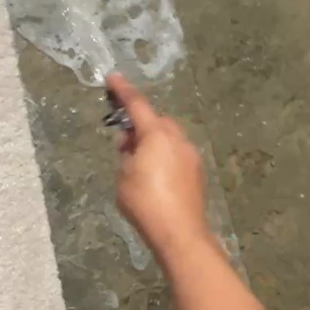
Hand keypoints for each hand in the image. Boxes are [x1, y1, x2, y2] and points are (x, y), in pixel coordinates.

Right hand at [107, 73, 213, 261]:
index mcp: (157, 135)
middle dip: (140, 124)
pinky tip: (152, 176)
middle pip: (157, 120)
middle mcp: (178, 140)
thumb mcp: (124, 175)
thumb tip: (134, 147)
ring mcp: (191, 156)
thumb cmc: (145, 202)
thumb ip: (127, 155)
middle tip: (122, 141)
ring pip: (168, 137)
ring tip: (135, 162)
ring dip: (152, 142)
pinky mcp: (196, 173)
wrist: (179, 232)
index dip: (123, 91)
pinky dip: (162, 156)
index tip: (113, 78)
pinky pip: (176, 153)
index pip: (138, 105)